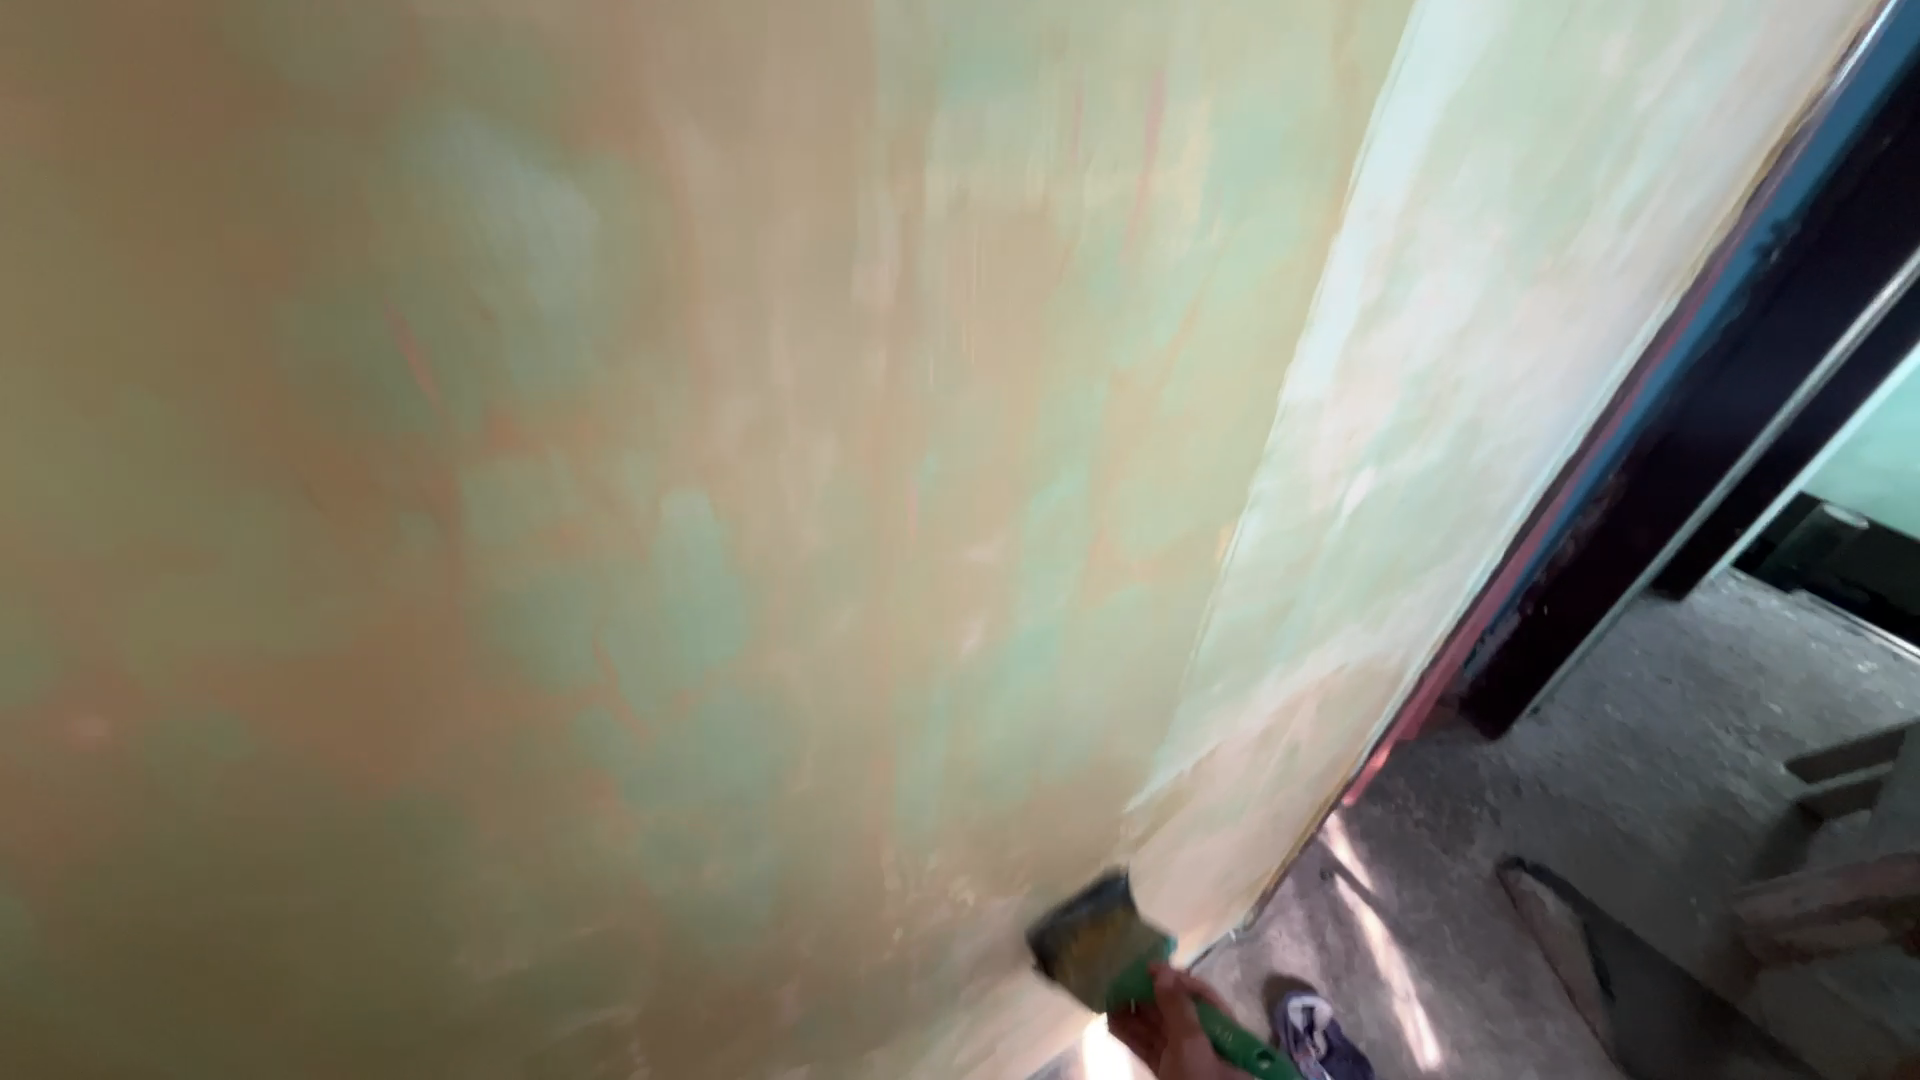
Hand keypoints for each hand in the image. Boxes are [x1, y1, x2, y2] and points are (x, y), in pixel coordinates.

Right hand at [1107, 964, 1252, 1078]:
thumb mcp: (1193, 1047)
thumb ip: (1178, 1009)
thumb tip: (1162, 972)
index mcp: (1228, 1037)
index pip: (1203, 998)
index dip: (1176, 980)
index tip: (1147, 968)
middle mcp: (1209, 1047)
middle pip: (1178, 1012)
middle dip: (1148, 996)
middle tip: (1120, 980)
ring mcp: (1189, 1065)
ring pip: (1160, 1031)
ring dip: (1134, 1014)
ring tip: (1108, 997)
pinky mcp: (1170, 1076)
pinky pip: (1150, 1050)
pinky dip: (1131, 1036)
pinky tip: (1111, 1023)